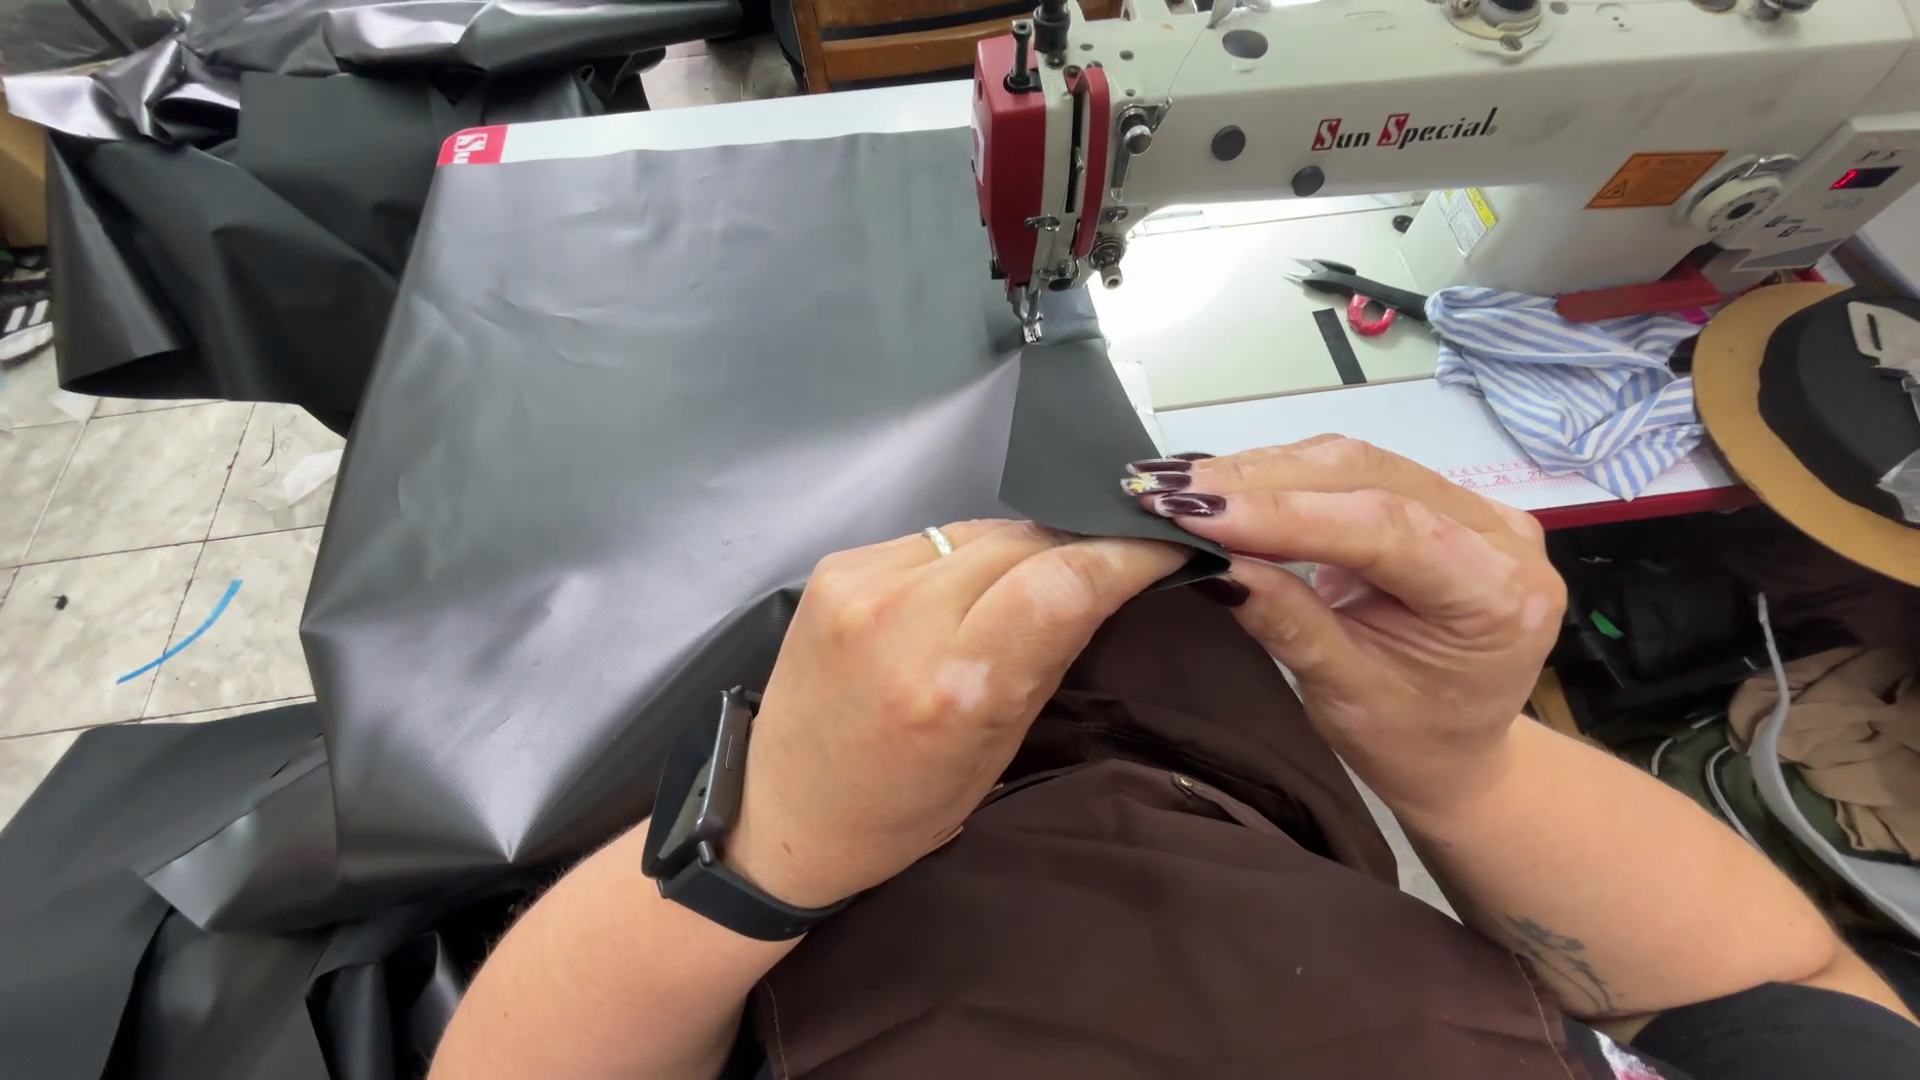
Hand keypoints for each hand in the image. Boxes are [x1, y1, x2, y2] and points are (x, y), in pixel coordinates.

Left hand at [724, 521, 1184, 908]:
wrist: (784, 809)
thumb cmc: (903, 808)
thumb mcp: (999, 747)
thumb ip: (1050, 651)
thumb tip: (1102, 577)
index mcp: (955, 685)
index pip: (1062, 582)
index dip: (1125, 552)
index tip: (1163, 544)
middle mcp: (902, 618)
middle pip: (1025, 541)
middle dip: (1078, 544)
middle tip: (1108, 561)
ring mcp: (860, 582)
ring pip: (980, 529)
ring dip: (1022, 547)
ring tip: (1030, 580)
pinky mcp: (834, 565)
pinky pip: (933, 538)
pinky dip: (966, 554)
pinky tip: (964, 587)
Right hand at [1130, 437, 1566, 814]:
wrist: (1457, 746)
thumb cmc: (1408, 738)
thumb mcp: (1343, 692)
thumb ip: (1285, 620)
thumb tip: (1214, 563)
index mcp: (1497, 593)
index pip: (1382, 528)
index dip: (1282, 515)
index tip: (1192, 513)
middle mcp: (1497, 532)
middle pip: (1364, 475)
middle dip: (1256, 480)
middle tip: (1166, 489)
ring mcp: (1468, 507)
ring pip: (1348, 462)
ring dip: (1256, 471)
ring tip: (1179, 485)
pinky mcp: (1430, 501)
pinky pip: (1345, 473)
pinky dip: (1275, 477)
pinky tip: (1222, 486)